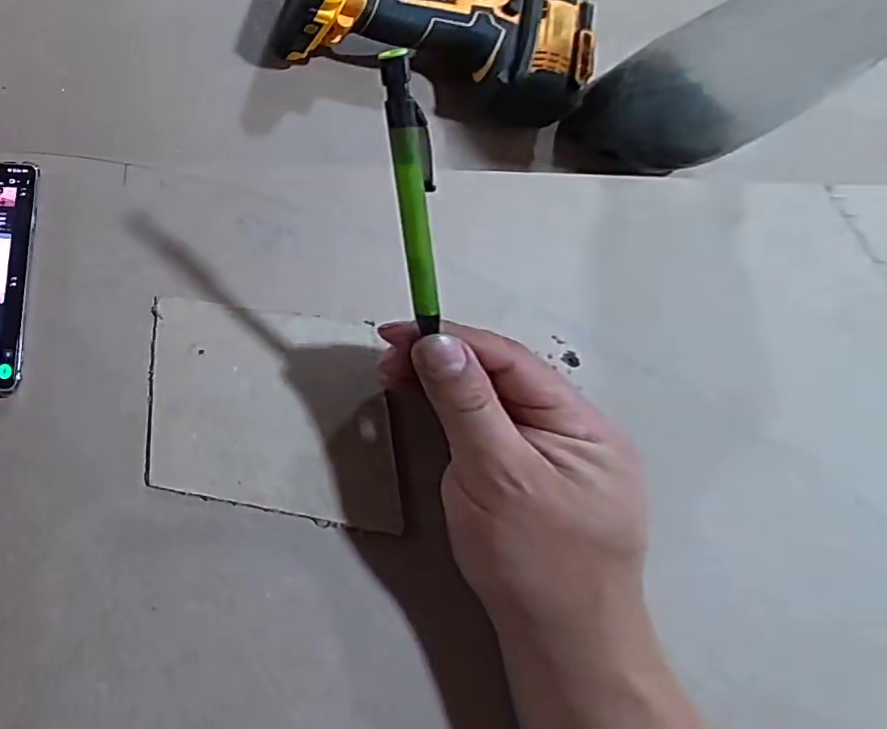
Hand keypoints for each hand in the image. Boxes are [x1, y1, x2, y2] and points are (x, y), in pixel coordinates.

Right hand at [379, 323, 697, 728]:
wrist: (556, 634)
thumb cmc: (532, 556)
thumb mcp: (495, 472)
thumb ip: (466, 403)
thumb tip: (436, 341)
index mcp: (582, 426)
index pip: (509, 360)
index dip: (450, 338)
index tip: (392, 334)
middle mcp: (571, 428)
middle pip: (497, 370)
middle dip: (438, 356)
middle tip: (386, 361)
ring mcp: (548, 447)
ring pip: (487, 390)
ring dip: (437, 376)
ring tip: (394, 376)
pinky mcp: (521, 462)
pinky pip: (482, 414)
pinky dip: (445, 400)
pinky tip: (421, 398)